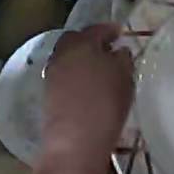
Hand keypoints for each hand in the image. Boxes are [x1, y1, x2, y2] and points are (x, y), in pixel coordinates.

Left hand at [39, 24, 132, 173]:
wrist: (75, 144)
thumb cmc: (105, 104)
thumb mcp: (125, 77)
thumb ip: (123, 58)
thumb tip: (118, 51)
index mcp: (82, 43)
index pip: (97, 29)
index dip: (110, 29)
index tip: (121, 33)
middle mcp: (62, 54)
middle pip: (75, 40)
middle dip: (91, 41)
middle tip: (108, 49)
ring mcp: (52, 75)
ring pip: (67, 57)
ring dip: (82, 58)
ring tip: (99, 69)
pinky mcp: (48, 94)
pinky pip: (64, 74)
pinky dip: (75, 74)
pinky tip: (88, 86)